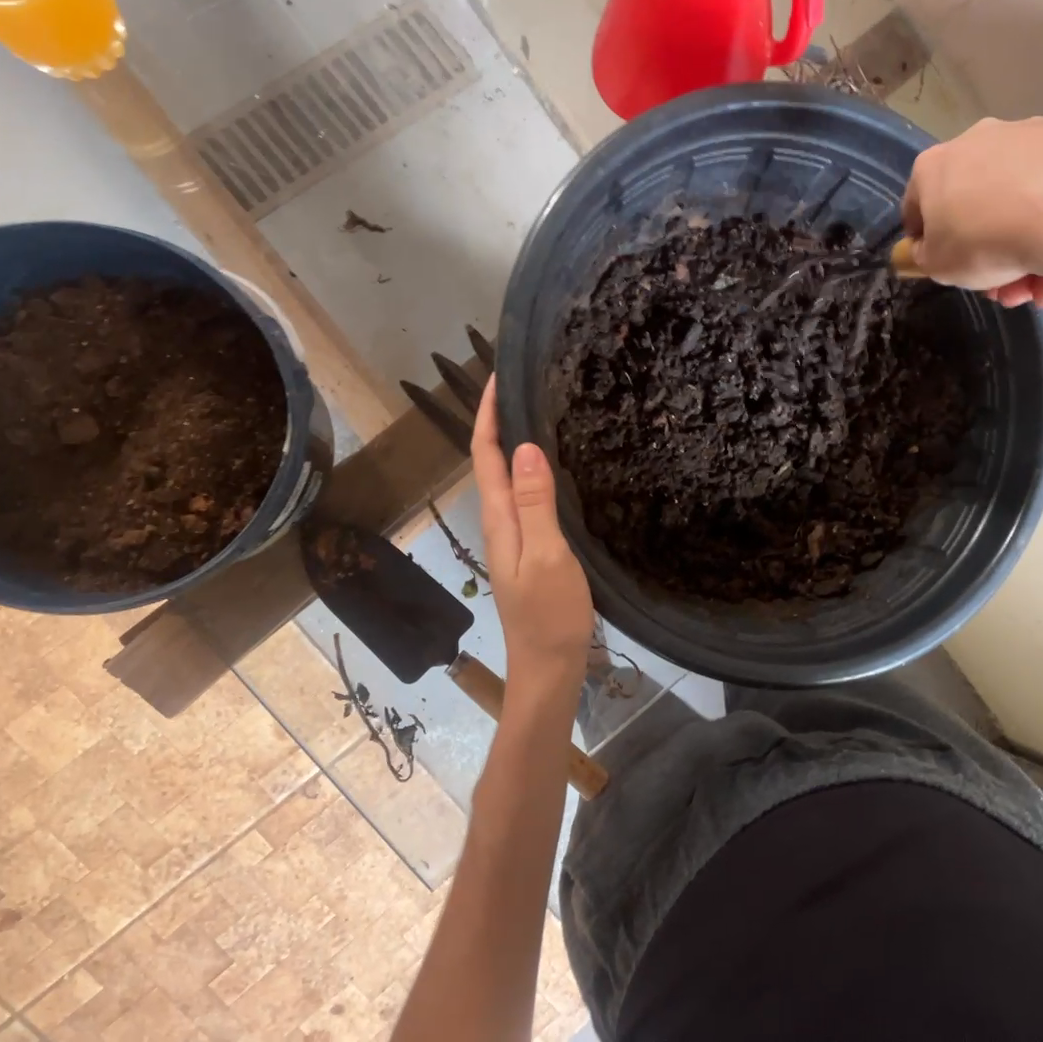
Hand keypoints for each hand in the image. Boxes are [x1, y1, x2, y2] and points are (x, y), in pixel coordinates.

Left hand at [471, 376, 593, 700]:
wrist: (549, 667)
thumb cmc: (550, 615)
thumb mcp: (548, 556)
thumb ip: (535, 504)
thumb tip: (525, 448)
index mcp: (500, 520)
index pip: (485, 456)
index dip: (487, 416)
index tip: (497, 377)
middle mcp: (501, 524)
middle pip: (492, 463)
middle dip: (500, 422)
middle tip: (524, 386)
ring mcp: (515, 539)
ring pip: (509, 480)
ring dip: (516, 446)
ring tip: (541, 414)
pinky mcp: (531, 551)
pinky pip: (526, 500)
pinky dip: (534, 473)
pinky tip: (557, 470)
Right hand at [902, 117, 1042, 306]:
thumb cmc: (985, 239)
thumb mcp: (937, 266)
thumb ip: (925, 257)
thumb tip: (927, 249)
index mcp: (936, 165)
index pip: (917, 202)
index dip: (923, 239)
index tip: (939, 264)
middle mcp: (982, 138)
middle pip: (975, 200)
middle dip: (983, 248)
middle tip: (997, 286)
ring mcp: (1036, 136)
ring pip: (1021, 198)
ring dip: (1023, 243)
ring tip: (1037, 287)